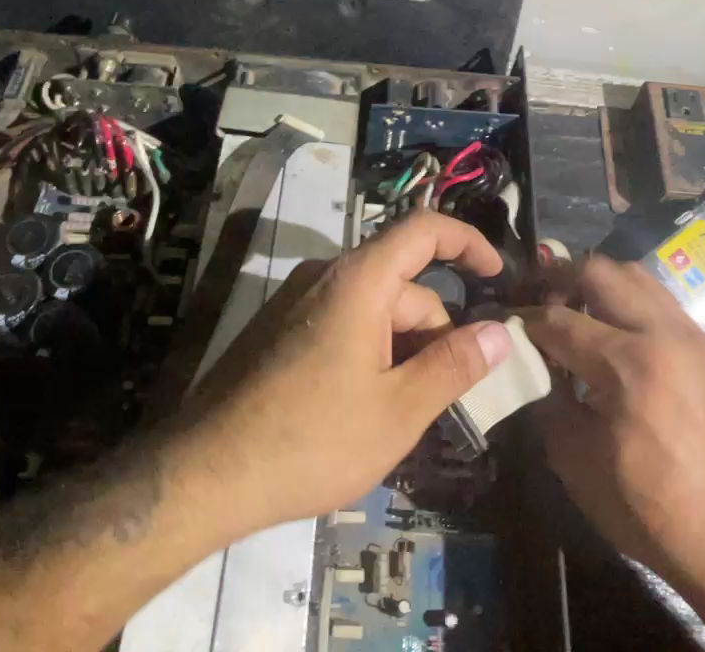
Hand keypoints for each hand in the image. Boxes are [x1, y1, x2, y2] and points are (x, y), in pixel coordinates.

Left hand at [174, 212, 514, 536]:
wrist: (205, 474)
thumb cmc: (312, 440)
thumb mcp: (399, 410)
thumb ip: (454, 365)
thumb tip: (500, 332)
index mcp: (358, 281)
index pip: (424, 230)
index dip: (468, 243)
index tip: (498, 276)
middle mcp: (324, 278)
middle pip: (402, 286)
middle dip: (435, 331)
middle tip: (445, 397)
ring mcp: (294, 304)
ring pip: (372, 311)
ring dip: (401, 349)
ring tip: (402, 414)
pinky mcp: (275, 332)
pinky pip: (340, 326)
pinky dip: (368, 354)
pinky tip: (362, 410)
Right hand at [524, 257, 704, 588]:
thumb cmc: (644, 505)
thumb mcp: (573, 456)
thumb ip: (546, 397)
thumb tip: (530, 364)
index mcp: (628, 363)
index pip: (559, 318)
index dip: (523, 319)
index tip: (502, 321)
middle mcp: (665, 334)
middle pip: (601, 273)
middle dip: (558, 278)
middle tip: (534, 297)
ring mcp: (694, 337)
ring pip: (637, 277)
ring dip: (598, 284)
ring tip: (573, 308)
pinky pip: (661, 303)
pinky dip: (629, 303)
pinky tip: (613, 335)